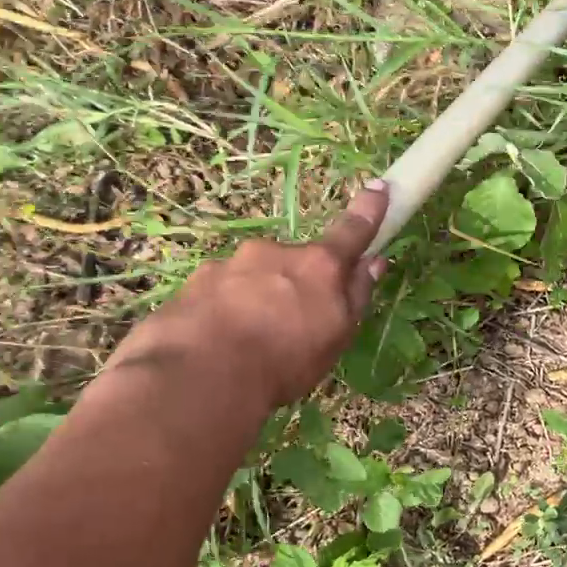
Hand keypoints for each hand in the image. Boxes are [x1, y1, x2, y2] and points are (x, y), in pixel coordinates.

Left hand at [105, 183, 389, 408]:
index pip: (352, 230)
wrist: (195, 380)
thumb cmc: (286, 358)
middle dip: (298, 281)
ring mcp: (224, 267)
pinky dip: (225, 313)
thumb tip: (372, 263)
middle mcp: (271, 253)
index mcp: (318, 264)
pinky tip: (221, 345)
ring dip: (258, 299)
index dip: (369, 209)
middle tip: (297, 321)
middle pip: (294, 261)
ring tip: (253, 341)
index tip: (380, 187)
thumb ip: (356, 294)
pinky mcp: (186, 288)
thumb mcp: (339, 332)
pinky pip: (217, 296)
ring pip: (252, 278)